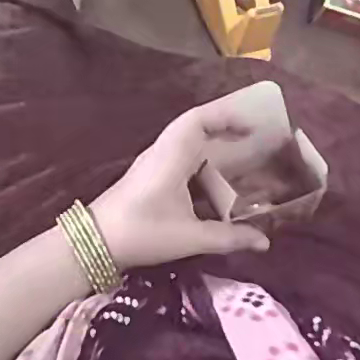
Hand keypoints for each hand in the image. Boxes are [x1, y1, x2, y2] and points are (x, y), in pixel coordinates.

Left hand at [89, 101, 272, 269]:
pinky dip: (198, 161)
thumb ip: (229, 237)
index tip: (253, 127)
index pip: (199, 119)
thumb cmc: (141, 232)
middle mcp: (161, 152)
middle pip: (193, 126)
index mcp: (171, 156)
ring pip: (184, 142)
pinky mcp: (146, 176)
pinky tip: (210, 182)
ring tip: (237, 158)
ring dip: (210, 145)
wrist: (95, 242)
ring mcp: (151, 163)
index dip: (228, 116)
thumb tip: (264, 242)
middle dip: (223, 128)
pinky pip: (177, 157)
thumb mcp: (190, 237)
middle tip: (251, 140)